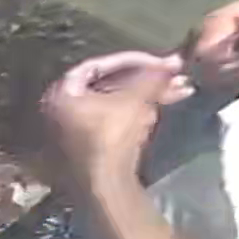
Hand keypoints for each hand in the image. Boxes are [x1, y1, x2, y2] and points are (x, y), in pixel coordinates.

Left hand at [41, 51, 191, 194]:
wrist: (102, 180)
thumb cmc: (112, 134)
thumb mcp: (136, 98)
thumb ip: (153, 75)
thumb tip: (173, 60)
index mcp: (60, 96)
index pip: (93, 66)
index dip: (127, 59)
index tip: (157, 60)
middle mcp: (57, 110)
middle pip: (104, 84)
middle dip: (142, 77)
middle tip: (174, 74)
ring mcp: (67, 128)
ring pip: (110, 102)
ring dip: (146, 93)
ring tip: (181, 90)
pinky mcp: (80, 142)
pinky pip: (108, 118)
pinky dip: (134, 109)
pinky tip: (162, 106)